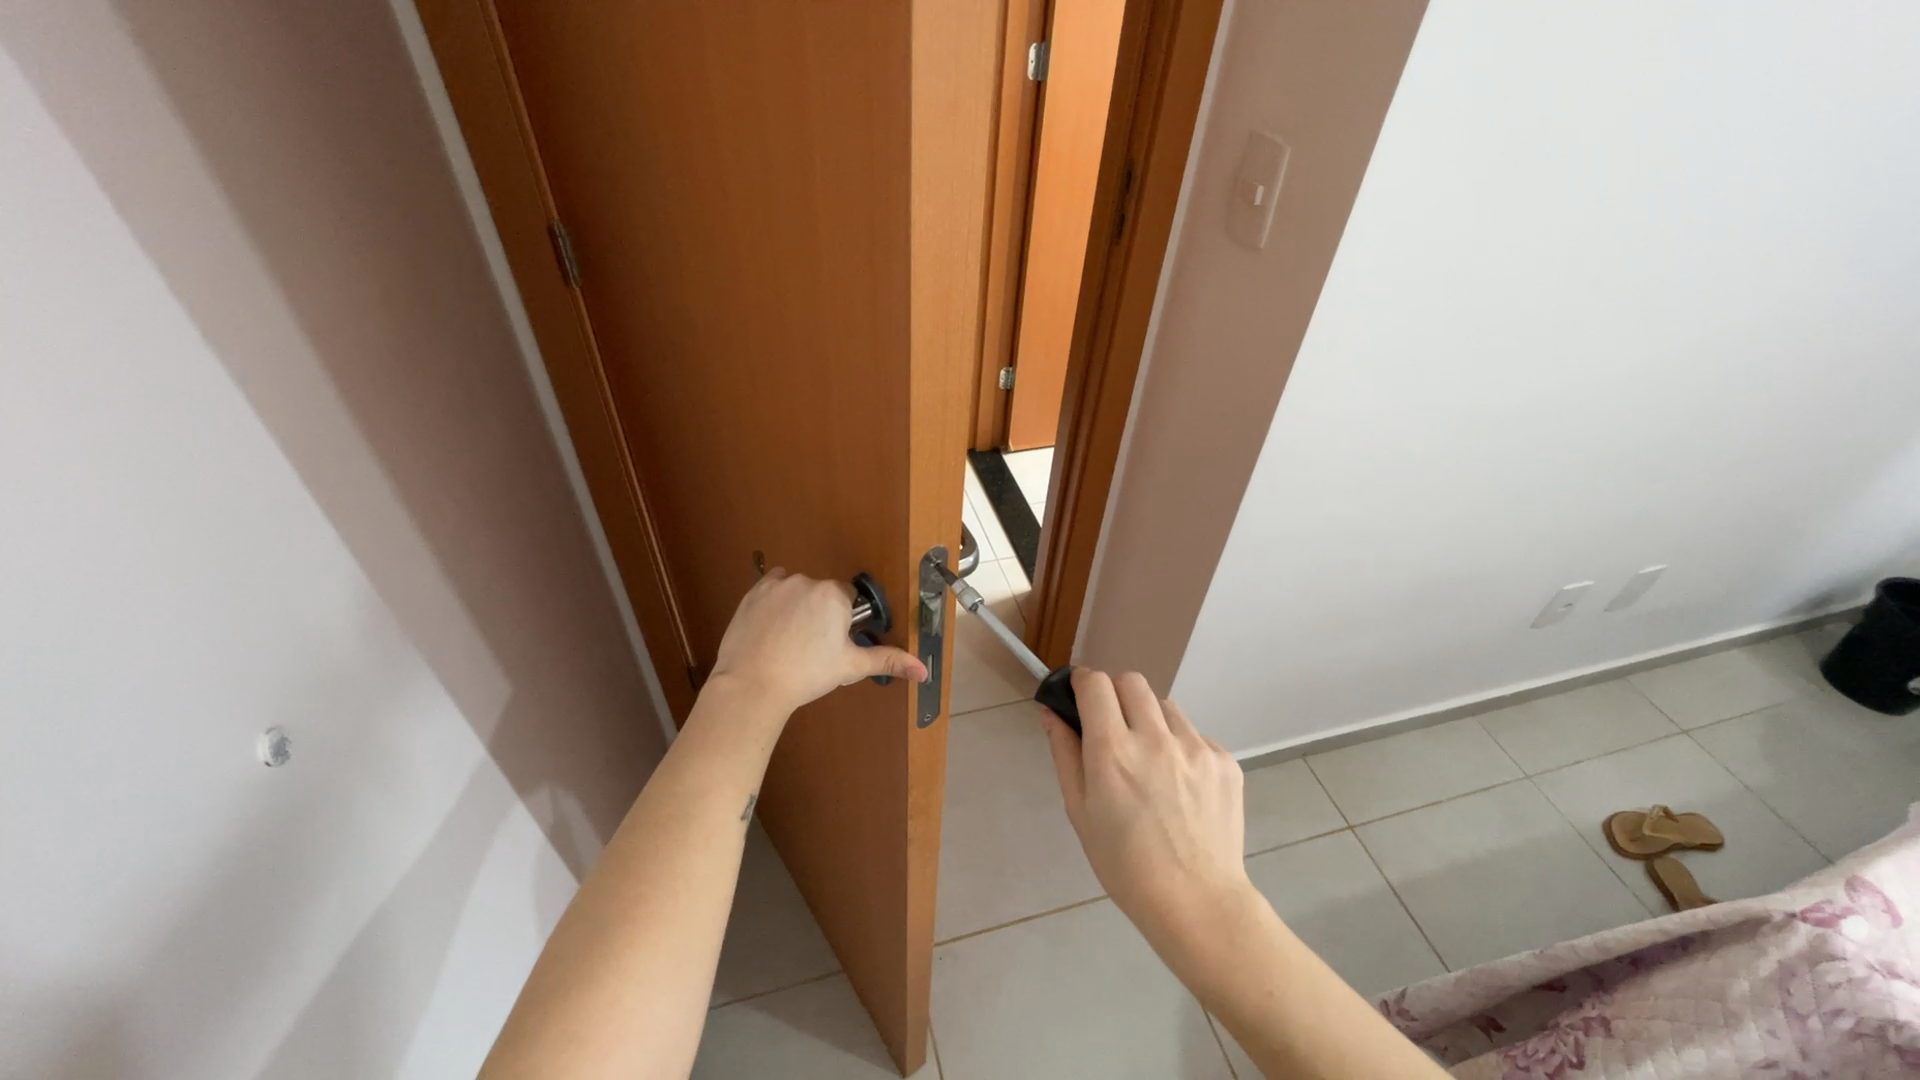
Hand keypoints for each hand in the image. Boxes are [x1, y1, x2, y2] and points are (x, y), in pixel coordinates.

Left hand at [707, 569, 927, 715]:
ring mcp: (777, 585)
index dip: (845, 621)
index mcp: (834, 595)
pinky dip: (776, 602)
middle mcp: (807, 582)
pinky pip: (773, 589)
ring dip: (799, 608)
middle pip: (824, 594)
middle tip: (813, 647)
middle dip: (822, 615)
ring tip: (790, 642)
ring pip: (798, 592)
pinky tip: (774, 627)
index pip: (850, 598)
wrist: (752, 684)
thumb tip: (923, 670)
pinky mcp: (753, 593)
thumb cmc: (806, 674)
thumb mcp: (850, 666)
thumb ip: (888, 661)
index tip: (835, 642)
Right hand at [1043, 669, 1250, 946]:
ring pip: (1165, 705)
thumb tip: (1052, 713)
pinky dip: (1180, 746)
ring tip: (1149, 761)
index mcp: (1112, 752)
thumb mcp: (1079, 812)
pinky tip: (1178, 785)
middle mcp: (1155, 739)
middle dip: (1115, 694)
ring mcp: (1195, 747)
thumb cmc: (1124, 864)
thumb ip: (1065, 754)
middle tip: (1112, 727)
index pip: (1096, 684)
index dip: (1083, 684)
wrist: (1196, 900)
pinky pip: (1194, 734)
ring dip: (1150, 719)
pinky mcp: (1224, 760)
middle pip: (1131, 681)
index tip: (1080, 697)